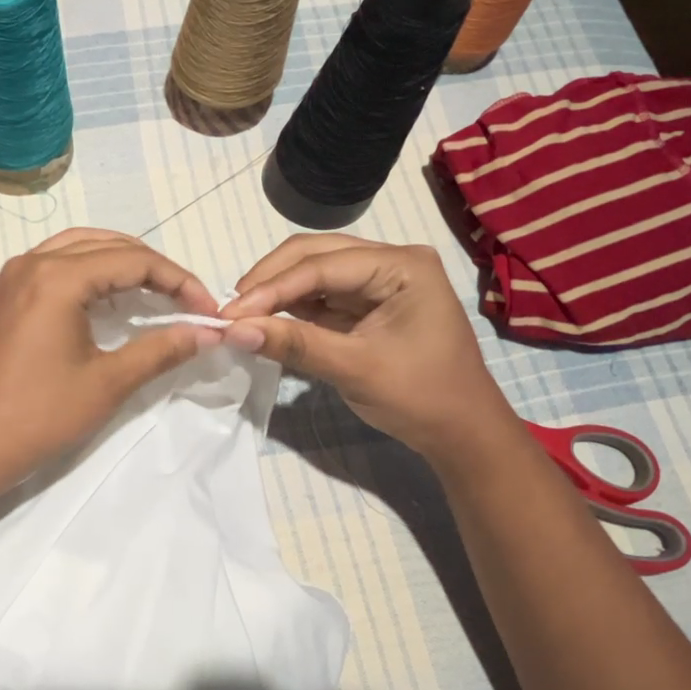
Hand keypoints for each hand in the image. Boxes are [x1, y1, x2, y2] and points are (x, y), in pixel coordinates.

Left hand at [0, 228, 223, 496]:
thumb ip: (161, 350)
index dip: (179, 281)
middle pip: (107, 245)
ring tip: (155, 295)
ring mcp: (11, 279)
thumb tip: (209, 332)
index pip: (133, 259)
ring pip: (78, 250)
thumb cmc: (37, 417)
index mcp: (57, 277)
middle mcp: (31, 264)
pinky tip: (108, 302)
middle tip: (187, 302)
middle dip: (152, 268)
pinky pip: (54, 266)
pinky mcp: (2, 298)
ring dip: (120, 265)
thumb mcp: (107, 384)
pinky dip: (89, 274)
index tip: (209, 310)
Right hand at [219, 235, 515, 458]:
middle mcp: (390, 262)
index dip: (272, 288)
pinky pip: (319, 296)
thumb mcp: (355, 369)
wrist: (461, 434)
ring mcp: (377, 282)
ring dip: (276, 292)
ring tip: (241, 317)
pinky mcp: (366, 305)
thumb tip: (232, 331)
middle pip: (314, 255)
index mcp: (401, 265)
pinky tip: (265, 321)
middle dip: (269, 280)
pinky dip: (290, 307)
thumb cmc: (421, 397)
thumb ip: (295, 344)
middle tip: (230, 311)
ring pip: (312, 272)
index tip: (229, 314)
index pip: (322, 265)